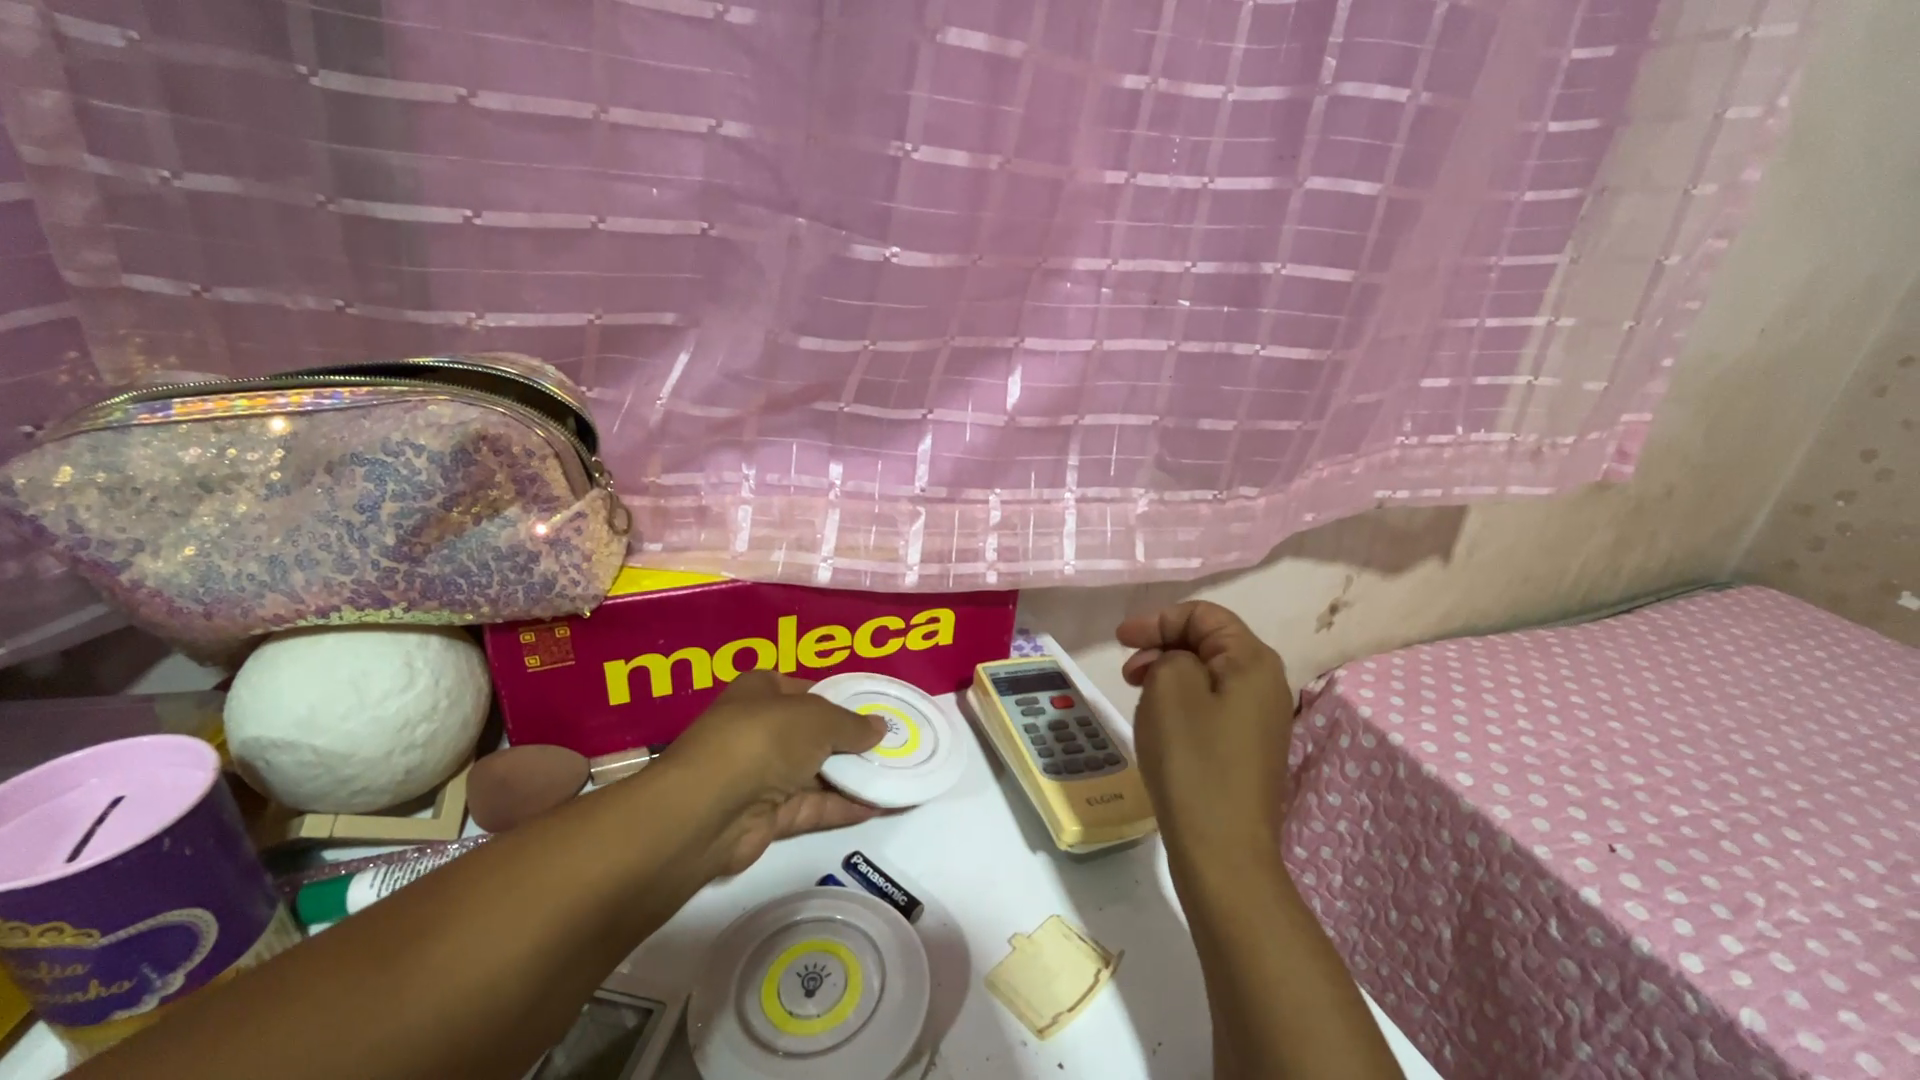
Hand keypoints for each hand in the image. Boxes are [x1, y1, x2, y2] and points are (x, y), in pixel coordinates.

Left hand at [661, 672, 888, 877]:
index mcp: (761, 692)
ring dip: (854, 777)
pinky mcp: (768, 815)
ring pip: (815, 773)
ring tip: (899, 776)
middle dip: (851, 741)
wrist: (710, 809)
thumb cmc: (763, 739)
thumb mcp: (817, 719)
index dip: (838, 697)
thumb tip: (879, 727)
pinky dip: (844, 806)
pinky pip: (814, 806)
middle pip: (813, 734)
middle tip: (895, 746)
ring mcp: (762, 775)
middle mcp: (760, 730)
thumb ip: (851, 724)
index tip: (874, 710)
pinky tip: (882, 805)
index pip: (804, 689)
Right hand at [1117, 602, 1293, 860]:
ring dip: (1169, 675)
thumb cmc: (1194, 762)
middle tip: (1127, 672)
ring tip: (1140, 698)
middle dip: (1163, 645)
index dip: (1158, 619)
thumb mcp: (1170, 690)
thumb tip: (1179, 665)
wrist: (1223, 850)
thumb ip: (1170, 656)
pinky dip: (1182, 703)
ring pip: (1209, 676)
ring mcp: (1262, 721)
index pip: (1205, 615)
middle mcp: (1267, 685)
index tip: (1119, 640)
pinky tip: (1161, 728)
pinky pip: (1213, 707)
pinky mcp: (1249, 751)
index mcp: (1254, 661)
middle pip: (1210, 642)